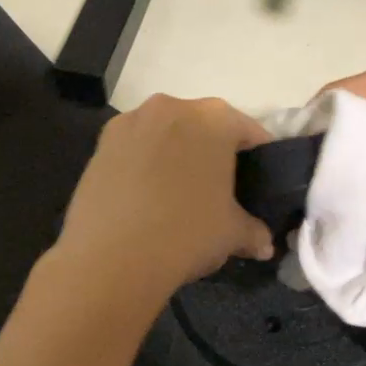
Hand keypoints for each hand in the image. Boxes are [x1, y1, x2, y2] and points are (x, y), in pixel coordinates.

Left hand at [51, 94, 274, 303]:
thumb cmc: (186, 233)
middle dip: (214, 152)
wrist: (110, 258)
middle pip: (204, 125)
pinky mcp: (101, 143)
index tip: (259, 183)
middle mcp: (173, 107)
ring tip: (178, 194)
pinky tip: (146, 198)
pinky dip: (144, 165)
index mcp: (215, 119)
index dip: (259, 158)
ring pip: (166, 133)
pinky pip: (136, 148)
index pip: (249, 132)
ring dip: (176, 154)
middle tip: (220, 190)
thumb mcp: (232, 235)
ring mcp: (132, 121)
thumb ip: (254, 232)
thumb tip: (264, 244)